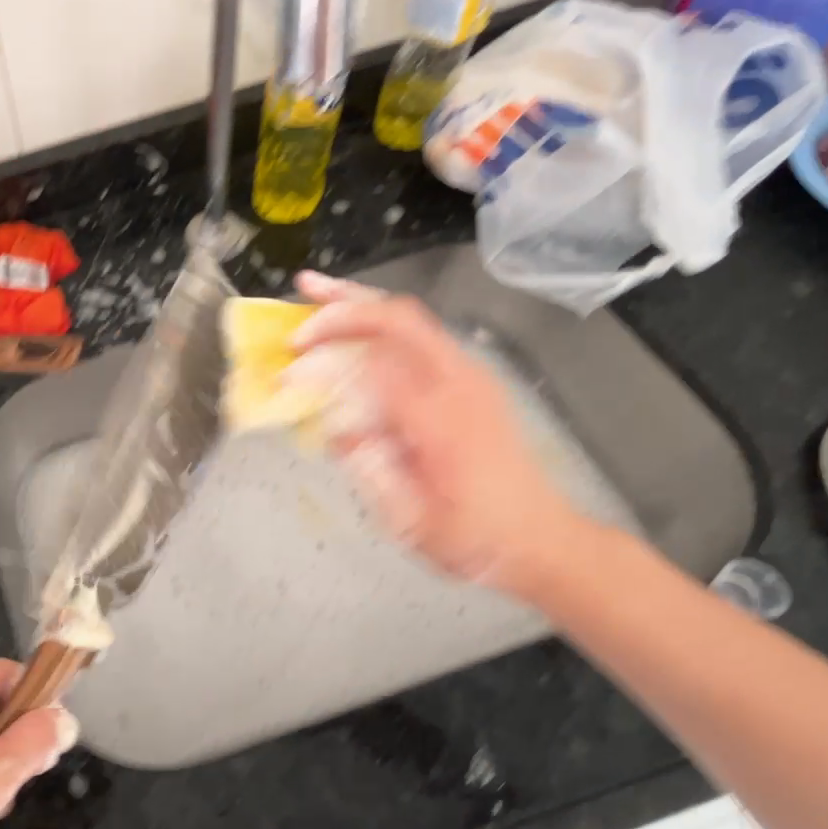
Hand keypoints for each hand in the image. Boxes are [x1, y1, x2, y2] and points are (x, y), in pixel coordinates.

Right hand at [290, 271, 591, 594]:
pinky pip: (416, 334)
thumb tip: (333, 426)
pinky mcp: (466, 379)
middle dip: (341, 307)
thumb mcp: (412, 521)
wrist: (541, 539)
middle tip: (297, 303)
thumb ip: (370, 469)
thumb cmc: (474, 538)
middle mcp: (458, 385)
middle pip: (397, 320)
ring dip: (357, 301)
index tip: (285, 375)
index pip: (372, 369)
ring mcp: (467, 376)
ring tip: (313, 288)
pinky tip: (349, 320)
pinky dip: (375, 319)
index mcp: (442, 422)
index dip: (323, 364)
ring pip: (407, 318)